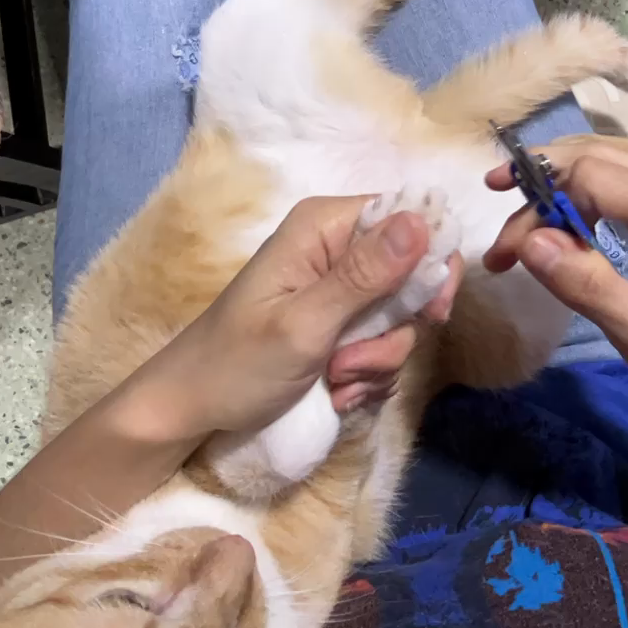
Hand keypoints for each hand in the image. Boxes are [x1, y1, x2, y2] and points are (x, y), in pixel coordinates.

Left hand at [132, 195, 459, 442]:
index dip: (430, 261)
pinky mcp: (342, 327)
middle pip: (410, 274)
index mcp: (324, 227)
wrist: (195, 409)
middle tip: (355, 363)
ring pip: (400, 320)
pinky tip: (337, 392)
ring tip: (335, 381)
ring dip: (376, 361)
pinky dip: (367, 376)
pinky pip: (383, 346)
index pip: (407, 218)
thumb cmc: (238, 362)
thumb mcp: (304, 323)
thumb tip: (422, 221)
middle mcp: (337, 250)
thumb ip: (365, 275)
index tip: (432, 312)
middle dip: (393, 330)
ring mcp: (341, 291)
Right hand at [482, 139, 627, 419]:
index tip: (507, 256)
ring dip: (551, 195)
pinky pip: (616, 181)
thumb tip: (528, 241)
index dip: (539, 208)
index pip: (590, 177)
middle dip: (537, 198)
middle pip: (590, 162)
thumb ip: (583, 282)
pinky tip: (555, 224)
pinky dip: (577, 200)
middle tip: (500, 247)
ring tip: (515, 238)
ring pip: (599, 165)